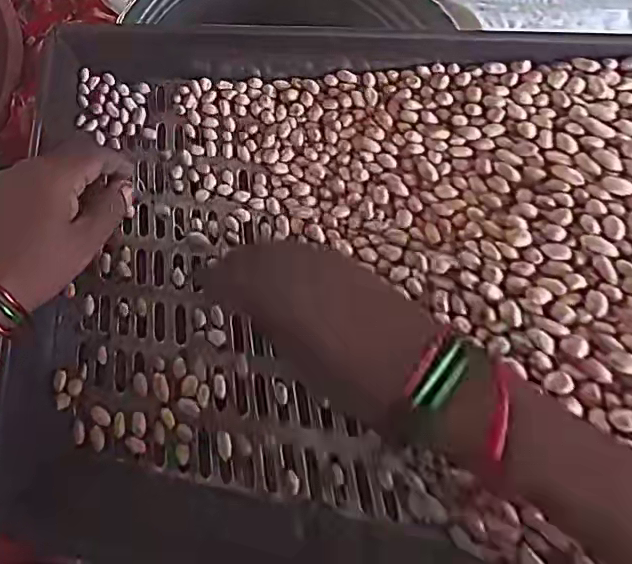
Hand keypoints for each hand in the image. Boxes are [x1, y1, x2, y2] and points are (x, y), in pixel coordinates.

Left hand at [0, 138, 133, 311]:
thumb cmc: (36, 267)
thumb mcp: (83, 243)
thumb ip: (109, 210)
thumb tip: (124, 188)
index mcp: (55, 172)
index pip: (96, 152)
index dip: (118, 164)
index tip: (132, 181)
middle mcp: (30, 165)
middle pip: (72, 157)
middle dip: (96, 174)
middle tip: (113, 203)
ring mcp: (10, 176)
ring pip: (52, 169)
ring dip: (74, 184)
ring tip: (86, 216)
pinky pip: (33, 181)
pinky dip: (52, 191)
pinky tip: (56, 219)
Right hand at [203, 242, 441, 425]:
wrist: (427, 372)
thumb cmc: (354, 380)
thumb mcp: (298, 361)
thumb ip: (268, 326)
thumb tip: (251, 310)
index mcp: (271, 289)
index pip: (226, 277)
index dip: (212, 285)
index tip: (203, 292)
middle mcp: (289, 263)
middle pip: (246, 256)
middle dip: (231, 270)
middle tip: (223, 286)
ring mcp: (317, 258)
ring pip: (272, 250)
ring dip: (257, 263)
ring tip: (253, 282)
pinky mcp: (341, 260)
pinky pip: (297, 254)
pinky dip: (283, 263)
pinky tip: (287, 280)